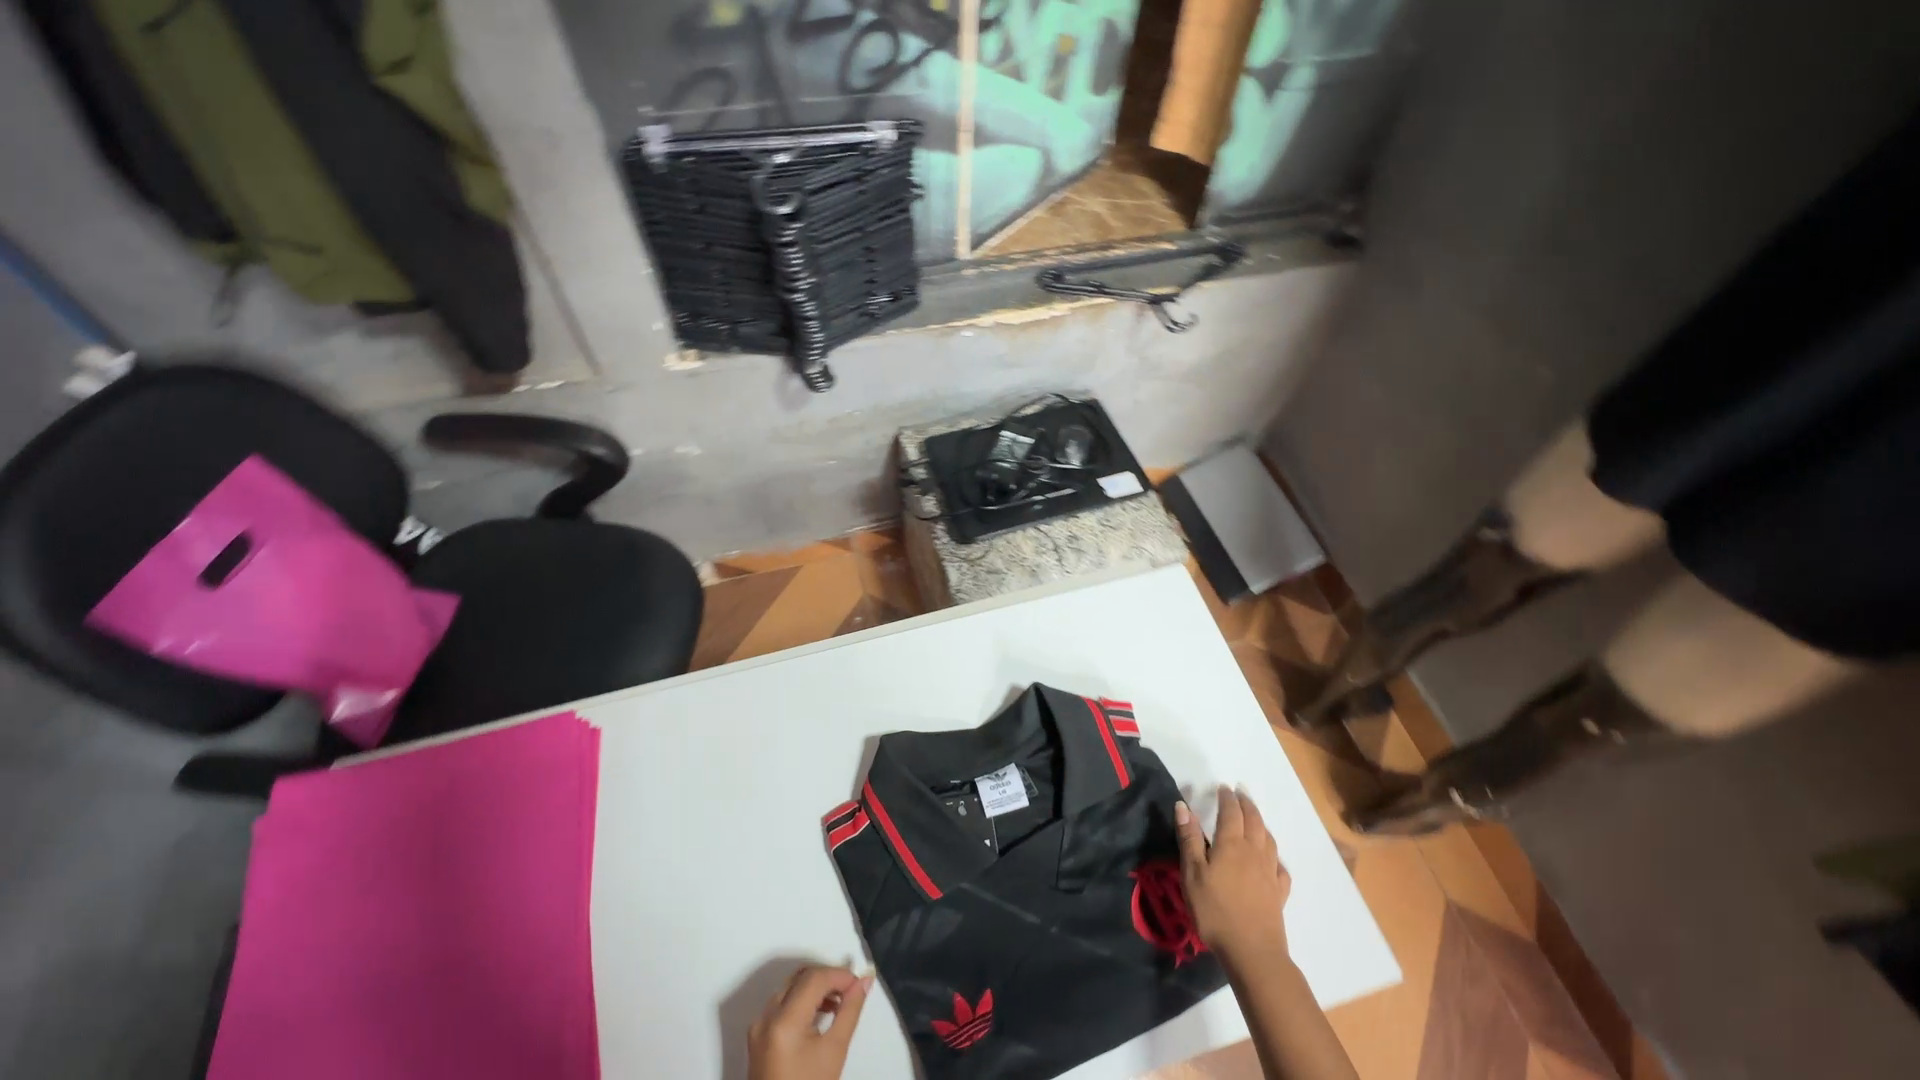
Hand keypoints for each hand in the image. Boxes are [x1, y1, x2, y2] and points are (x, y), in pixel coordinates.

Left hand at [747, 964, 873, 1079]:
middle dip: (827, 977)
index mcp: (784, 1020)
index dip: (839, 975)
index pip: (814, 979)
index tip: (859, 984)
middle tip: (850, 990)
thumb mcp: (835, 1050)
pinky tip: (820, 1014)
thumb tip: (865, 980)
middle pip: (799, 978)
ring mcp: (758, 1025)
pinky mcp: (758, 1034)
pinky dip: (802, 1000)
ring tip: (839, 1003)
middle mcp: (766, 1016)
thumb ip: (850, 1011)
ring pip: (790, 987)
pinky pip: (781, 1003)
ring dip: (815, 987)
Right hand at [1175, 786, 1291, 966]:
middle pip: (1254, 821)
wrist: (1251, 949)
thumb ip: (1189, 839)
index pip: (1231, 813)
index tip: (1223, 788)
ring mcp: (1270, 873)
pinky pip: (1280, 868)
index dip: (1227, 798)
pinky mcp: (1279, 893)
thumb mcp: (1192, 873)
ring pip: (1269, 840)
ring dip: (1262, 824)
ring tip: (1255, 820)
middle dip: (1247, 805)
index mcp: (1231, 845)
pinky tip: (1272, 861)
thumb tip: (1184, 806)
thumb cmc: (1215, 910)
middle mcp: (1254, 852)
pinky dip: (1275, 857)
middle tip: (1241, 794)